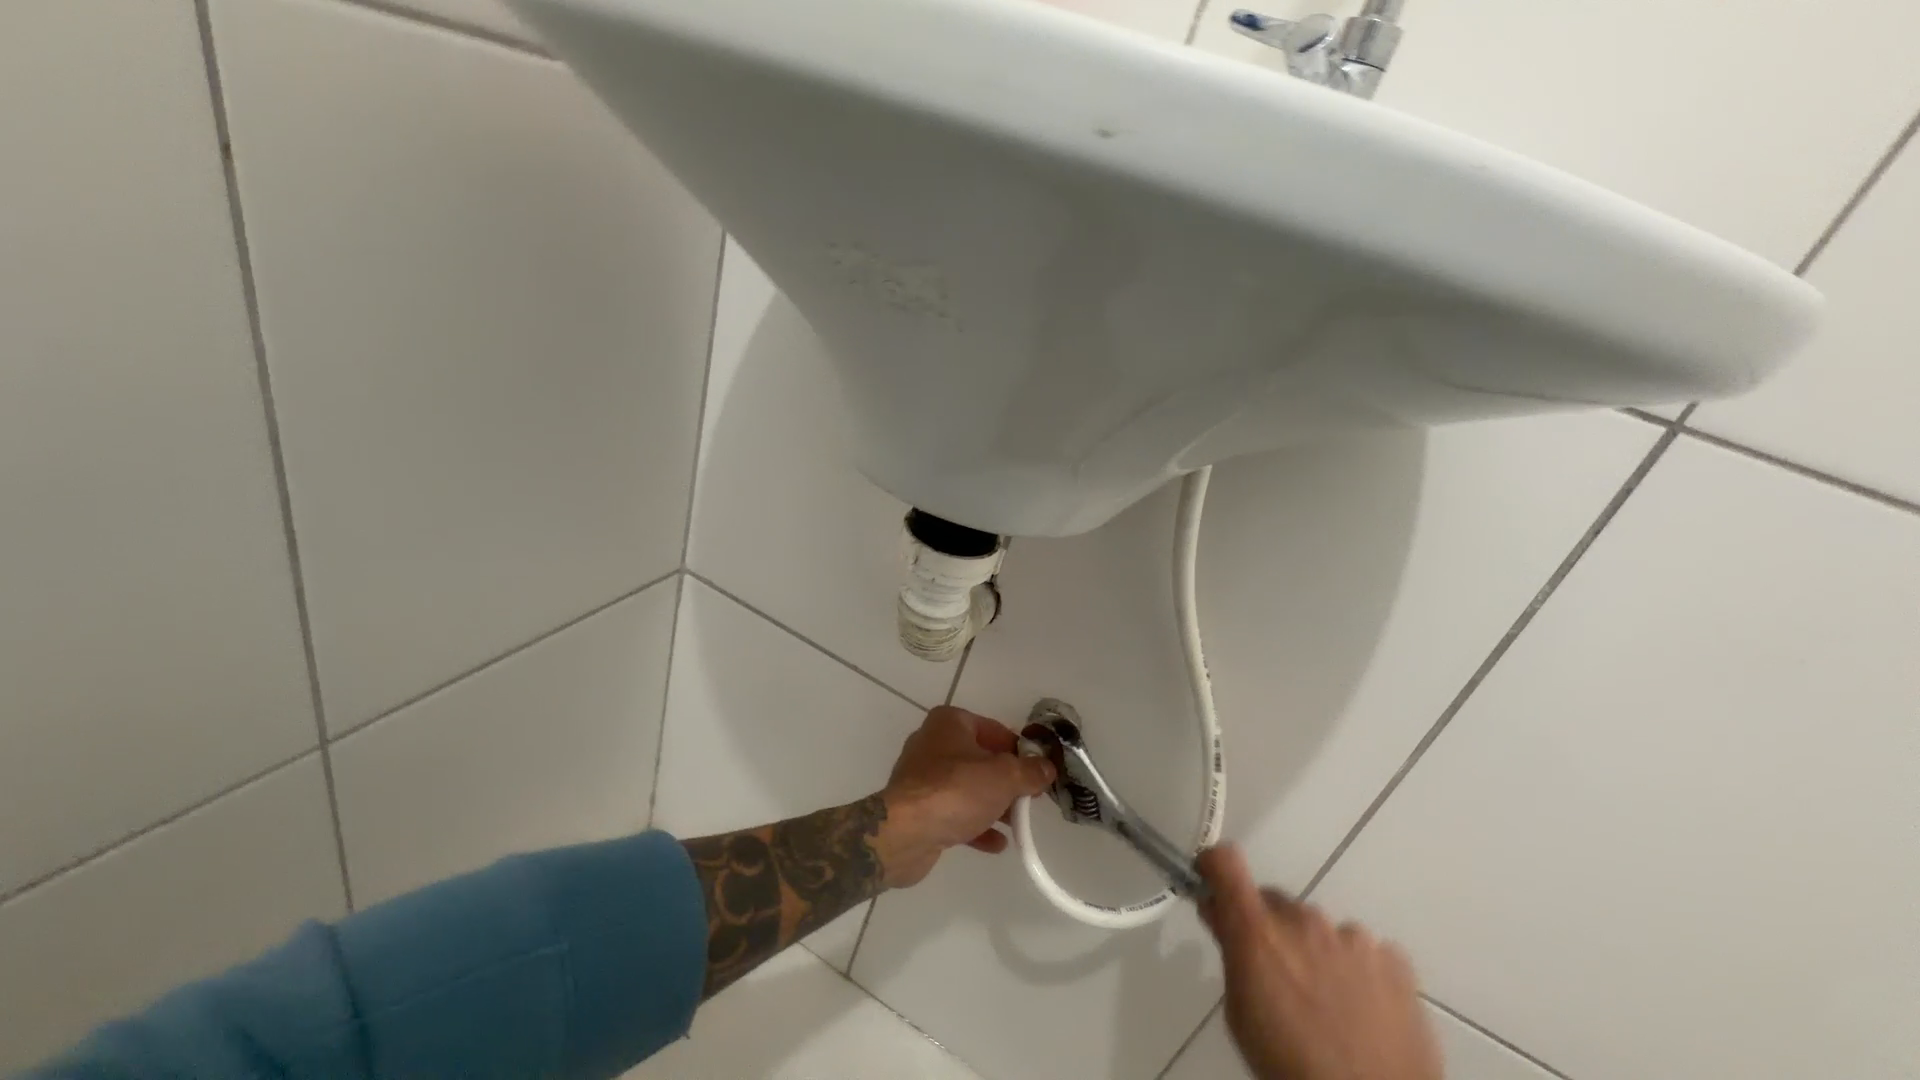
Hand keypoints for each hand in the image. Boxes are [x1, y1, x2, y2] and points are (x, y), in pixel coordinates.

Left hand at [872, 706, 1056, 888]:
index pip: (994, 729)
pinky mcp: (918, 809)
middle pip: (981, 760)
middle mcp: (933, 744)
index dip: (1019, 750)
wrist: (905, 833)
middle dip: (1007, 781)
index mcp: (950, 723)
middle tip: (1030, 799)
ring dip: (993, 805)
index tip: (1038, 771)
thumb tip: (1046, 767)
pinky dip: (975, 825)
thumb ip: (1029, 771)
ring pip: (968, 788)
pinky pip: (954, 813)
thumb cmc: (956, 791)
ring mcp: (922, 778)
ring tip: (1018, 824)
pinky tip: (996, 843)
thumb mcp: (1004, 777)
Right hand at [1197, 846, 1441, 1079]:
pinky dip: (1355, 971)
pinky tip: (1360, 1010)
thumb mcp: (1241, 1016)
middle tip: (1275, 977)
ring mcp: (1353, 937)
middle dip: (1268, 930)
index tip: (1209, 880)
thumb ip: (1232, 956)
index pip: (1226, 864)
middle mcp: (1304, 921)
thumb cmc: (1290, 1066)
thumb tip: (1222, 917)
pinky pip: (1362, 951)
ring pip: (1319, 930)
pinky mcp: (1393, 959)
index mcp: (1258, 932)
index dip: (1213, 865)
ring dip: (1314, 952)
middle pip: (1275, 905)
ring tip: (1326, 1004)